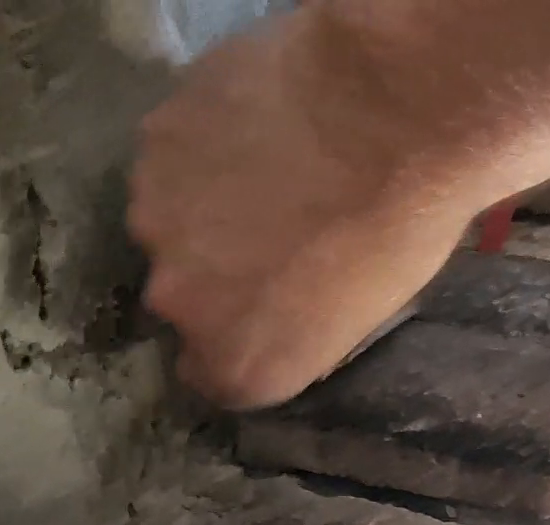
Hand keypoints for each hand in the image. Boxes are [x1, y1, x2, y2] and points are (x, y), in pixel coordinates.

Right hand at [128, 12, 479, 408]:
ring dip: (205, 210)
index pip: (209, 376)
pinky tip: (253, 130)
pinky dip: (204, 150)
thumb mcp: (360, 319)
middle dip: (219, 275)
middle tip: (272, 237)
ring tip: (265, 177)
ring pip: (172, 224)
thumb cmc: (398, 239)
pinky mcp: (151, 139)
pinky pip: (172, 157)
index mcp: (239, 364)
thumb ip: (296, 333)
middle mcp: (180, 303)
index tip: (262, 317)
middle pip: (186, 297)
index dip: (235, 345)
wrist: (387, 123)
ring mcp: (156, 217)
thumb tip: (283, 316)